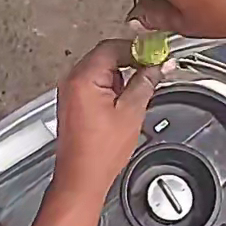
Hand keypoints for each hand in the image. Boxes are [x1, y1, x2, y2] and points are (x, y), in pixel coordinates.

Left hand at [52, 40, 160, 200]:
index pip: (112, 47)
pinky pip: (93, 84)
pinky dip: (111, 87)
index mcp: (84, 78)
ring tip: (138, 90)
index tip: (155, 56)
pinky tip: (123, 101)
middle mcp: (72, 81)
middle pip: (105, 56)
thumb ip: (145, 83)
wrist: (81, 177)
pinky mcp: (73, 104)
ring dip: (121, 75)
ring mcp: (70, 92)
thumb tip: (156, 67)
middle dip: (130, 61)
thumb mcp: (131, 112)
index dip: (137, 50)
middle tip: (152, 70)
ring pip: (100, 70)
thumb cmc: (99, 152)